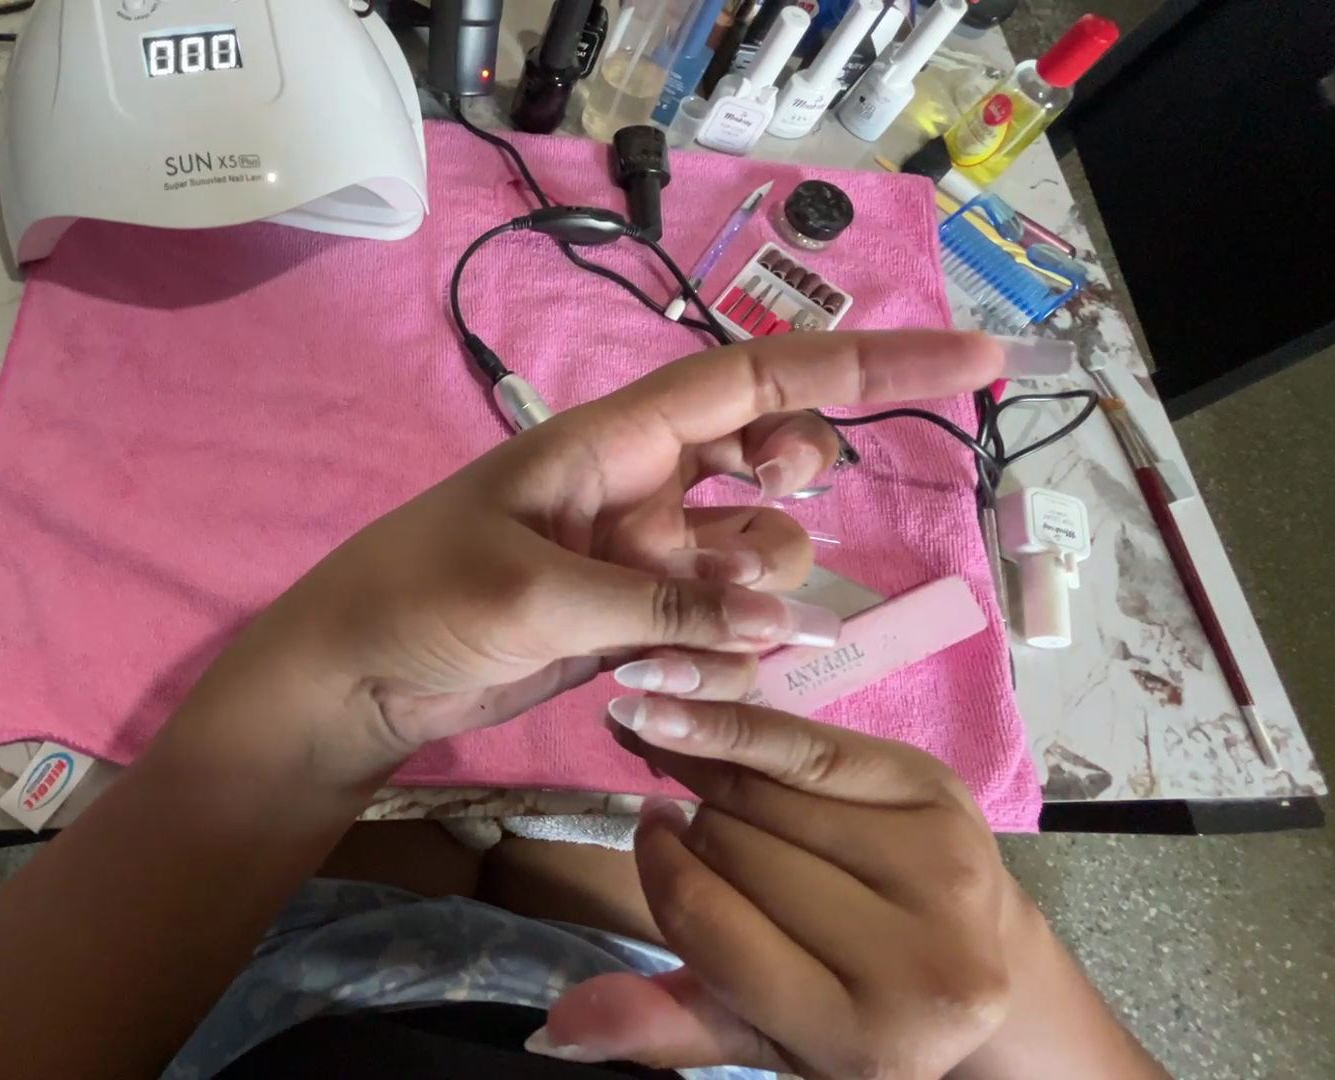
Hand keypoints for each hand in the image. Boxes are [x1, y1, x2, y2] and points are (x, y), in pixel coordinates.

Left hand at [191, 330, 1002, 780]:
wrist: (362, 673)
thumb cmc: (420, 601)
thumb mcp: (534, 592)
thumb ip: (659, 604)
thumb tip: (787, 622)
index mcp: (604, 445)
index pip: (749, 382)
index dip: (859, 368)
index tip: (973, 365)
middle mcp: (630, 490)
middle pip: (761, 460)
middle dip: (788, 494)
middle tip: (758, 533)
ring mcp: (631, 559)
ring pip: (744, 558)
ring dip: (750, 594)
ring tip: (695, 636)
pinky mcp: (623, 619)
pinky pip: (709, 623)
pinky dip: (718, 648)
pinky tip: (673, 674)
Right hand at [534, 699, 1025, 1077]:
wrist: (966, 957)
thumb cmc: (841, 999)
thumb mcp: (750, 1030)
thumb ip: (659, 1025)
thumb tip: (553, 1030)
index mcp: (869, 1041)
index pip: (706, 919)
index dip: (658, 867)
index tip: (648, 833)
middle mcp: (926, 964)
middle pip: (732, 845)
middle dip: (694, 827)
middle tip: (692, 822)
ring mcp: (944, 870)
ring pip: (755, 788)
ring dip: (707, 773)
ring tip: (699, 774)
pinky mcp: (937, 793)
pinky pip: (797, 741)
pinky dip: (727, 723)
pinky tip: (674, 710)